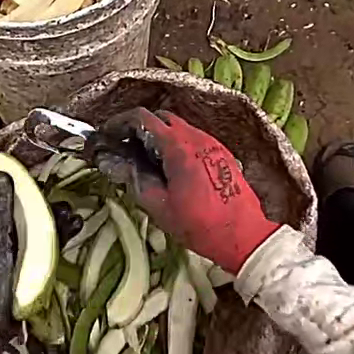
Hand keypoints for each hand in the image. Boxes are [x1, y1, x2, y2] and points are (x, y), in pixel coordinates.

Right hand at [90, 107, 281, 273]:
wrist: (244, 236)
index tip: (108, 135)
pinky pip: (193, 139)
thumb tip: (113, 163)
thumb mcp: (158, 206)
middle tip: (124, 147)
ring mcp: (212, 144)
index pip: (143, 118)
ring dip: (159, 136)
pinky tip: (170, 167)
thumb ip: (134, 179)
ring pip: (179, 127)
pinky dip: (176, 144)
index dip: (120, 123)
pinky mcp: (222, 154)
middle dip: (139, 127)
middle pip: (161, 117)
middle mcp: (197, 138)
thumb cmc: (200, 224)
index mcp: (178, 147)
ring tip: (146, 159)